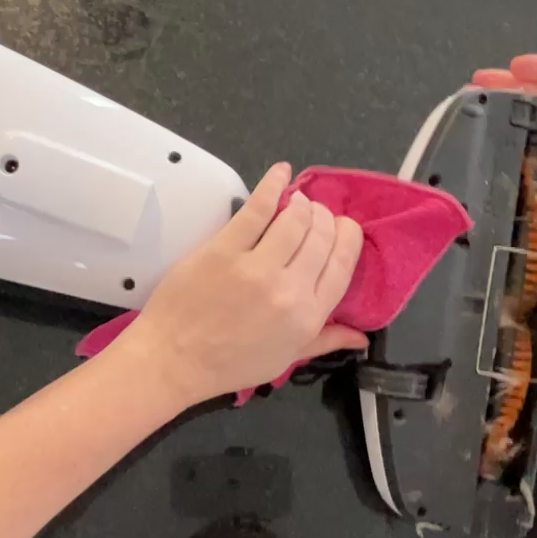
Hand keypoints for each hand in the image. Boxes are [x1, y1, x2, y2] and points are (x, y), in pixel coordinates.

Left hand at [113, 163, 366, 405]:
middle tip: (314, 215)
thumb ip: (324, 340)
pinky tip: (281, 173)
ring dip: (302, 203)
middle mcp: (290, 288)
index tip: (341, 228)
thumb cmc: (229, 364)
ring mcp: (257, 266)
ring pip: (296, 218)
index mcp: (309, 316)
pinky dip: (273, 185)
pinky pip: (258, 208)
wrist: (174, 360)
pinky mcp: (224, 248)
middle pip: (322, 235)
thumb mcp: (284, 360)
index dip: (347, 238)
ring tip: (297, 201)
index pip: (343, 263)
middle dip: (324, 218)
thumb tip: (362, 335)